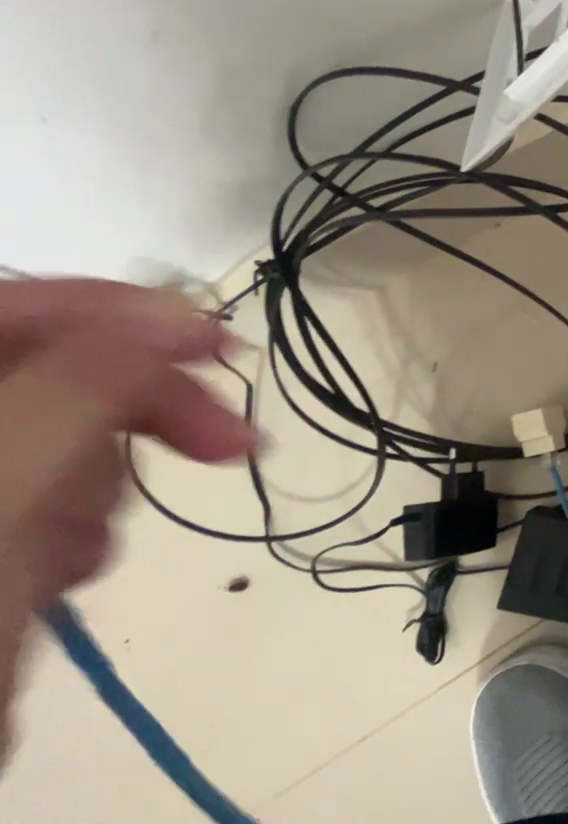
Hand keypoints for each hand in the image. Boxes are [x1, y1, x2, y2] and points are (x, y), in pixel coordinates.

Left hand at [0, 279, 252, 750]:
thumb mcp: (5, 472)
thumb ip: (87, 381)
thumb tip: (182, 312)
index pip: (24, 308)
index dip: (129, 312)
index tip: (226, 347)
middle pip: (65, 378)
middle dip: (146, 417)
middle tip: (233, 447)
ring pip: (72, 444)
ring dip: (105, 490)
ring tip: (76, 551)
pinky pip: (58, 501)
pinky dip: (79, 530)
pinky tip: (57, 571)